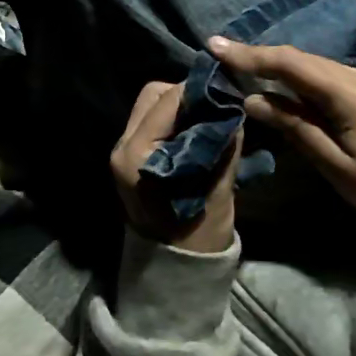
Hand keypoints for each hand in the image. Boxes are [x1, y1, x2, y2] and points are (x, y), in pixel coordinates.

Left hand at [110, 81, 239, 252]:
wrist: (175, 268)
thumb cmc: (197, 233)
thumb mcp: (217, 186)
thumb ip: (223, 141)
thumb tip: (233, 105)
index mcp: (137, 155)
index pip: (168, 102)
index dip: (198, 90)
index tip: (226, 87)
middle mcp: (123, 147)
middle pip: (153, 95)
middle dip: (185, 93)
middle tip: (216, 102)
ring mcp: (123, 151)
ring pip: (150, 105)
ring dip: (179, 104)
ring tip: (208, 115)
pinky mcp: (131, 156)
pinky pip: (151, 121)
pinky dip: (174, 117)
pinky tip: (197, 127)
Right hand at [208, 37, 355, 216]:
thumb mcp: (333, 164)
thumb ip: (294, 127)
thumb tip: (253, 100)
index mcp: (350, 94)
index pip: (292, 65)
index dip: (251, 54)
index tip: (215, 45)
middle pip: (303, 59)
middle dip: (261, 56)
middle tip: (224, 56)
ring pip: (316, 65)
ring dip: (281, 66)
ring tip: (245, 68)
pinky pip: (329, 75)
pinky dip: (302, 77)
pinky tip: (284, 85)